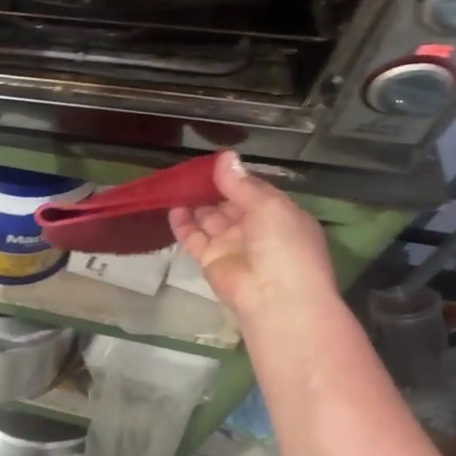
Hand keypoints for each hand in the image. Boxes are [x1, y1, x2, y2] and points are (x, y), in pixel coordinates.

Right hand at [167, 152, 335, 322]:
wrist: (276, 298)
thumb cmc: (283, 245)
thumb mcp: (269, 206)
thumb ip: (241, 184)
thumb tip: (225, 156)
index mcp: (279, 215)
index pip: (252, 190)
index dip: (233, 177)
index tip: (210, 163)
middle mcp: (255, 229)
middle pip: (228, 203)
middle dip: (210, 188)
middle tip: (187, 171)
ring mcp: (231, 245)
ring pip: (208, 218)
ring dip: (194, 203)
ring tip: (174, 185)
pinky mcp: (210, 260)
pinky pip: (193, 237)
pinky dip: (182, 223)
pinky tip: (172, 207)